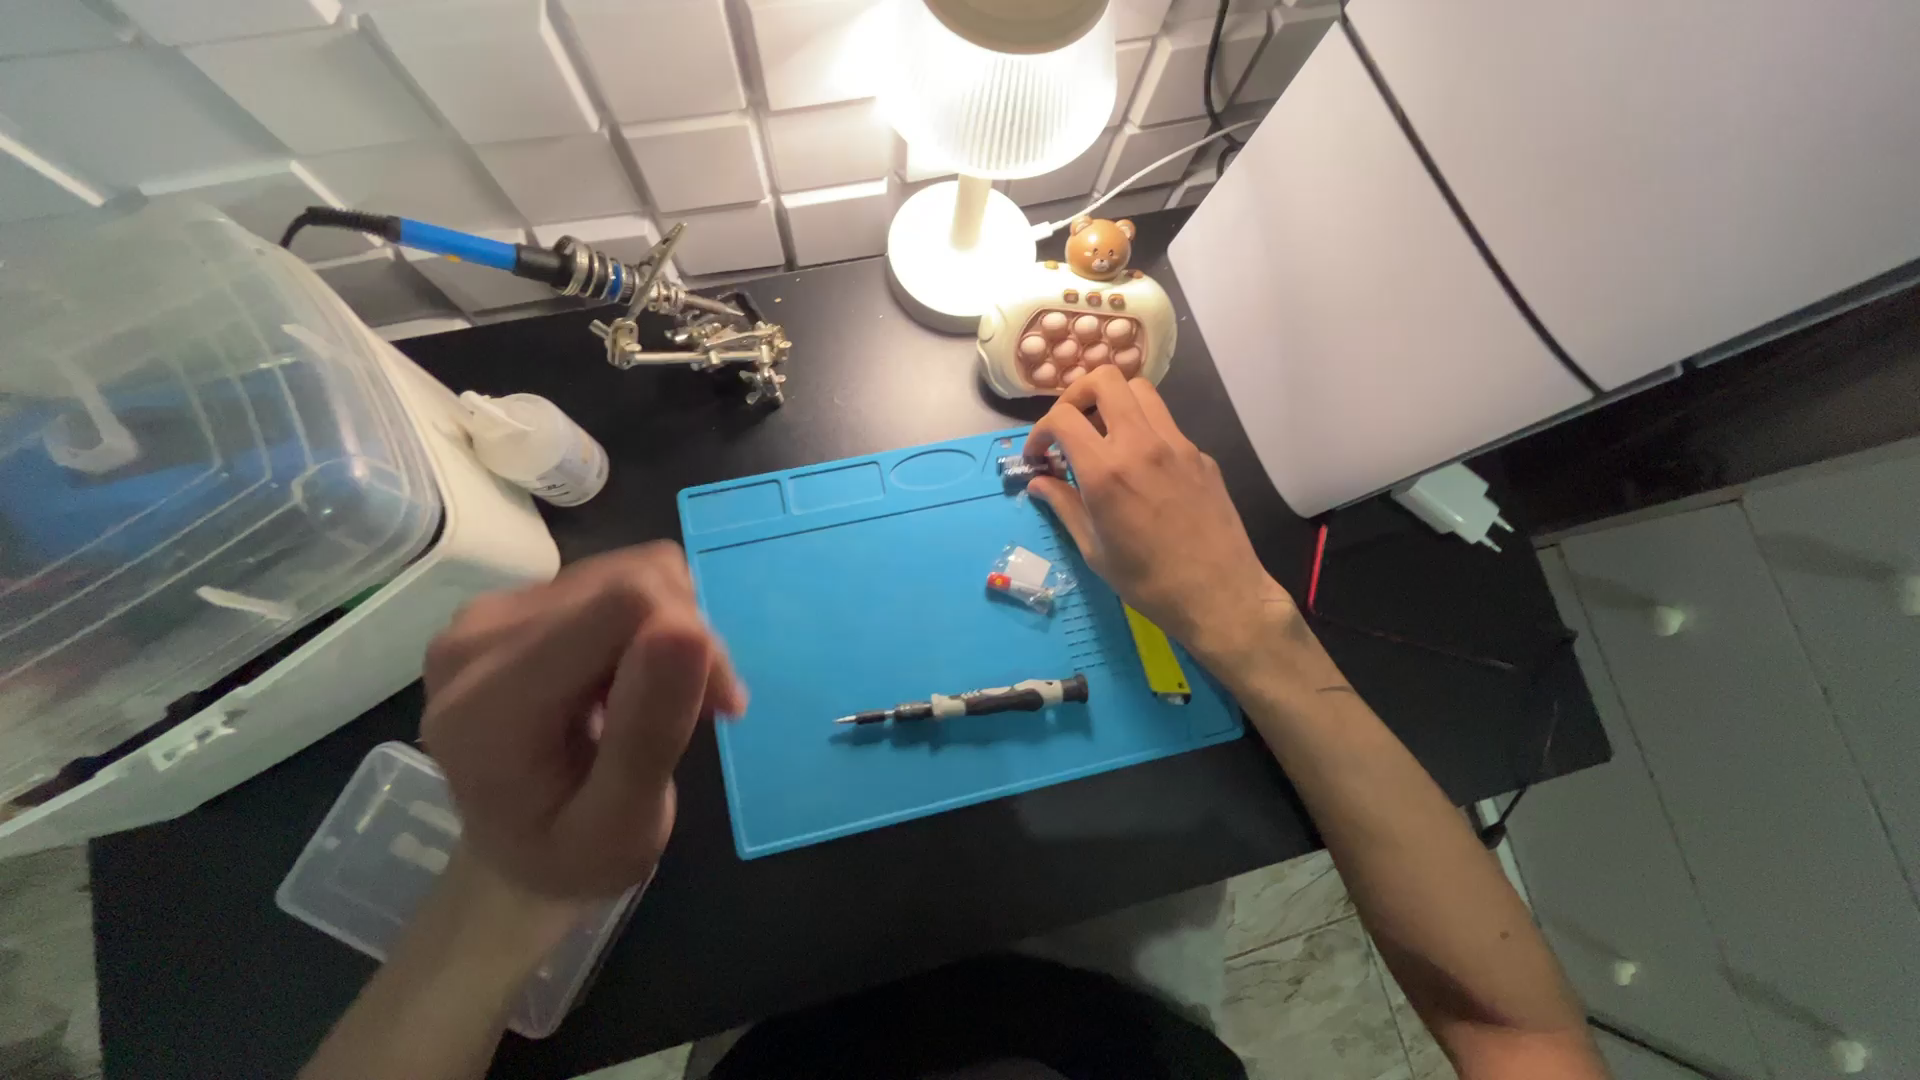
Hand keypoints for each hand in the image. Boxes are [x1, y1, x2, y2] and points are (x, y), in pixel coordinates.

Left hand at [421, 543, 746, 900]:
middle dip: (689, 638)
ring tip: (668, 698)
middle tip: (701, 708)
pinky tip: (640, 674)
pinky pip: (618, 577)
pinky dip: (654, 621)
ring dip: (675, 629)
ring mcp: (493, 612)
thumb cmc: (574, 854)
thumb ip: (649, 734)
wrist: (519, 852)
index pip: (626, 604)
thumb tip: (686, 629)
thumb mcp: (624, 826)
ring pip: (632, 571)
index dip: (694, 642)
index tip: (719, 708)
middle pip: (631, 581)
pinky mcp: (518, 600)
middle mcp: (477, 637)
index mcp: (491, 701)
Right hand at [1023, 367, 1297, 675]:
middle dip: (1076, 397)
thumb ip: (1064, 506)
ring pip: (1140, 391)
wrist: (1219, 594)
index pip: (1062, 418)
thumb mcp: (1094, 549)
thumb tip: (1040, 483)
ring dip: (1113, 403)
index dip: (1039, 432)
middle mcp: (1142, 444)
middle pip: (1104, 380)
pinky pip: (1165, 423)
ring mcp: (1177, 445)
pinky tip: (1140, 469)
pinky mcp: (1200, 455)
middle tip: (1069, 429)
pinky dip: (1142, 430)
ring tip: (1103, 438)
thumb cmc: (1147, 582)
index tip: (1039, 457)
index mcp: (1107, 472)